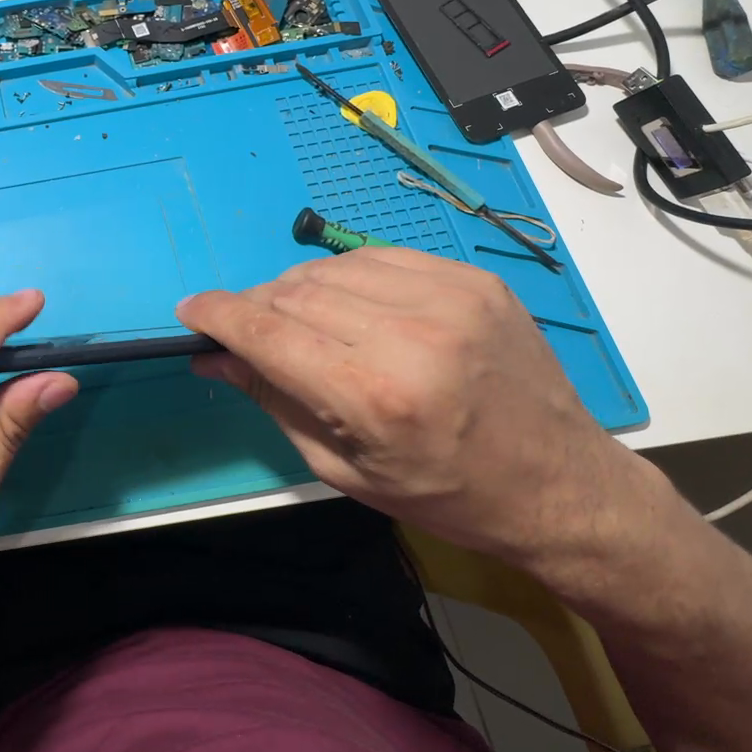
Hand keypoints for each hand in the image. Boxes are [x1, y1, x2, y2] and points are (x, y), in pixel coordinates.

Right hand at [176, 249, 643, 564]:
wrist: (561, 485)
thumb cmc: (442, 494)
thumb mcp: (341, 467)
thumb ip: (270, 399)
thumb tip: (210, 356)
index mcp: (373, 395)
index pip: (265, 331)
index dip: (216, 315)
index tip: (190, 311)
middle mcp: (408, 333)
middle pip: (289, 293)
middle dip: (253, 308)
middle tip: (248, 332)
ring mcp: (448, 297)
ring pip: (327, 268)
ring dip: (294, 291)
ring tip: (300, 322)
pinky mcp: (472, 279)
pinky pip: (375, 257)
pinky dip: (343, 277)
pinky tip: (347, 304)